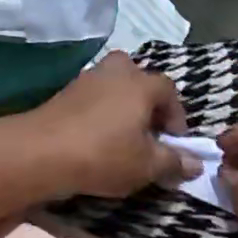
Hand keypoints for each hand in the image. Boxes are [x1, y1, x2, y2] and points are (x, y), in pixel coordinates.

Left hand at [21, 54, 200, 199]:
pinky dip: (100, 105)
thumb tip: (194, 162)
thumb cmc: (104, 154)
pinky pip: (92, 91)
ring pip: (110, 79)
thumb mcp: (147, 165)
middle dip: (145, 95)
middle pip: (135, 72)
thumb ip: (174, 161)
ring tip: (124, 131)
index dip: (176, 113)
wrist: (43, 148)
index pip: (167, 87)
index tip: (174, 140)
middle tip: (148, 126)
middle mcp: (112, 72)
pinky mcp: (64, 90)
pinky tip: (98, 131)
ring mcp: (85, 78)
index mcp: (138, 84)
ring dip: (121, 99)